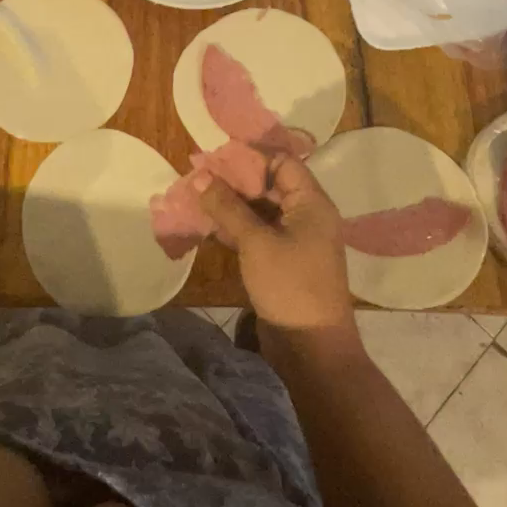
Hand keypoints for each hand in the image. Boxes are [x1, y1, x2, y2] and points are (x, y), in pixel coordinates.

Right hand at [198, 154, 354, 335]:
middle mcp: (305, 216)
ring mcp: (293, 240)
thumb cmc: (290, 286)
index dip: (249, 158)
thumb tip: (199, 174)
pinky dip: (232, 227)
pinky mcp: (280, 261)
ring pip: (258, 210)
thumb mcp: (256, 242)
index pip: (282, 163)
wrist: (312, 349)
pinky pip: (255, 233)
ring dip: (228, 204)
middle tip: (196, 176)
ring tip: (194, 197)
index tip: (214, 158)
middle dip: (232, 180)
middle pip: (267, 185)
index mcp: (311, 203)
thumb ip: (227, 206)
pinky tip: (204, 225)